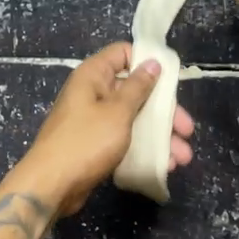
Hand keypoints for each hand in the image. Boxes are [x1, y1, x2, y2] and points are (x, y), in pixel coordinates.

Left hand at [15, 42, 195, 214]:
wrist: (51, 185)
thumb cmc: (86, 141)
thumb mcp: (118, 112)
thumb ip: (138, 87)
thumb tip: (153, 62)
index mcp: (93, 75)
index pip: (123, 54)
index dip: (147, 62)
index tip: (171, 80)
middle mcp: (93, 92)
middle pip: (134, 90)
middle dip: (163, 111)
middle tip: (187, 130)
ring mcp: (93, 119)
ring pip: (133, 118)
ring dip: (159, 135)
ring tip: (182, 157)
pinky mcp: (95, 144)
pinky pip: (124, 139)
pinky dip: (143, 148)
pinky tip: (164, 165)